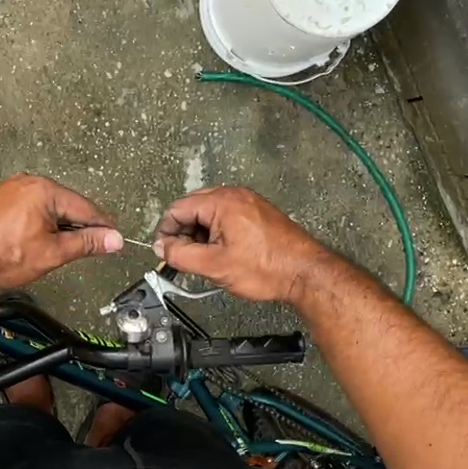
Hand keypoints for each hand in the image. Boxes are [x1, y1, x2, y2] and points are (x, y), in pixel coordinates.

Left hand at [0, 173, 123, 288]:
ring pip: (46, 207)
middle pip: (66, 205)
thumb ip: (86, 243)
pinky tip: (39, 239)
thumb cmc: (0, 254)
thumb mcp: (53, 252)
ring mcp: (10, 190)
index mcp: (44, 189)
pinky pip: (29, 208)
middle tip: (94, 245)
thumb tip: (111, 239)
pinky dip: (39, 223)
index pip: (85, 208)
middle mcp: (27, 183)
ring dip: (58, 225)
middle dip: (79, 226)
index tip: (113, 237)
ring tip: (64, 247)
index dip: (101, 226)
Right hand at [152, 187, 337, 302]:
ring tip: (208, 259)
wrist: (304, 273)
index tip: (166, 251)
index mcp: (222, 201)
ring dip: (200, 235)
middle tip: (186, 258)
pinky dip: (216, 234)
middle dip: (184, 234)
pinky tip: (223, 254)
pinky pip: (224, 217)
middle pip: (191, 208)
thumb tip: (162, 248)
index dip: (167, 232)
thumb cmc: (268, 267)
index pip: (177, 209)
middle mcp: (234, 195)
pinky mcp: (255, 213)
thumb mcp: (213, 266)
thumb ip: (180, 255)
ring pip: (207, 214)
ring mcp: (247, 202)